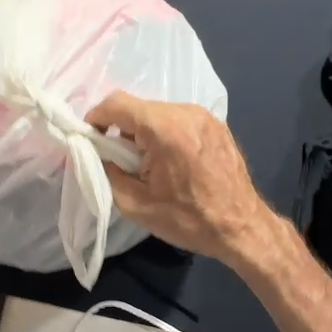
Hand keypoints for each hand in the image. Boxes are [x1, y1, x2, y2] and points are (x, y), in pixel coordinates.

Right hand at [86, 92, 279, 265]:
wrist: (241, 227)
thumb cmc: (188, 220)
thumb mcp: (136, 204)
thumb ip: (108, 172)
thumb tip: (96, 153)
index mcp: (164, 128)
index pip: (116, 103)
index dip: (95, 118)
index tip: (91, 140)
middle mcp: (186, 112)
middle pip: (138, 107)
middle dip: (122, 129)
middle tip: (121, 161)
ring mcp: (205, 116)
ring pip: (159, 113)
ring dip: (145, 133)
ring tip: (149, 165)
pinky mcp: (217, 124)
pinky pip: (179, 120)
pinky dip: (166, 134)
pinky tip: (172, 163)